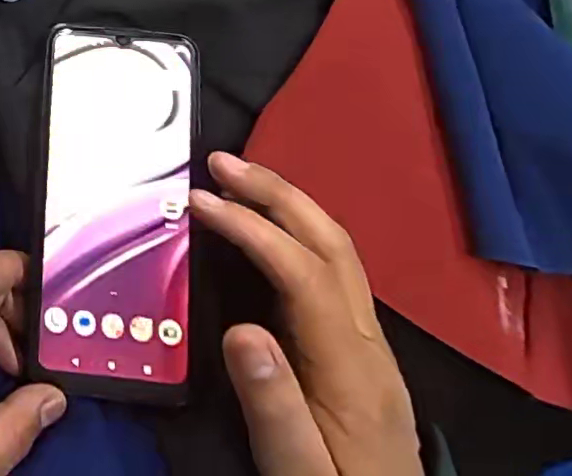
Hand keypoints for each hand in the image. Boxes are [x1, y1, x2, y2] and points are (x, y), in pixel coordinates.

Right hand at [190, 152, 422, 475]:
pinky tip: (269, 224)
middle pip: (329, 241)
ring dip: (288, 201)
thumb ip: (274, 409)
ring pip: (336, 245)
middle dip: (274, 191)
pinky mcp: (360, 342)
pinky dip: (296, 227)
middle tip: (221, 163)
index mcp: (352, 367)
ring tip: (240, 178)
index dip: (252, 228)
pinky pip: (331, 262)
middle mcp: (367, 337)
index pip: (303, 272)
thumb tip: (238, 329)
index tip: (202, 202)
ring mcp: (369, 336)